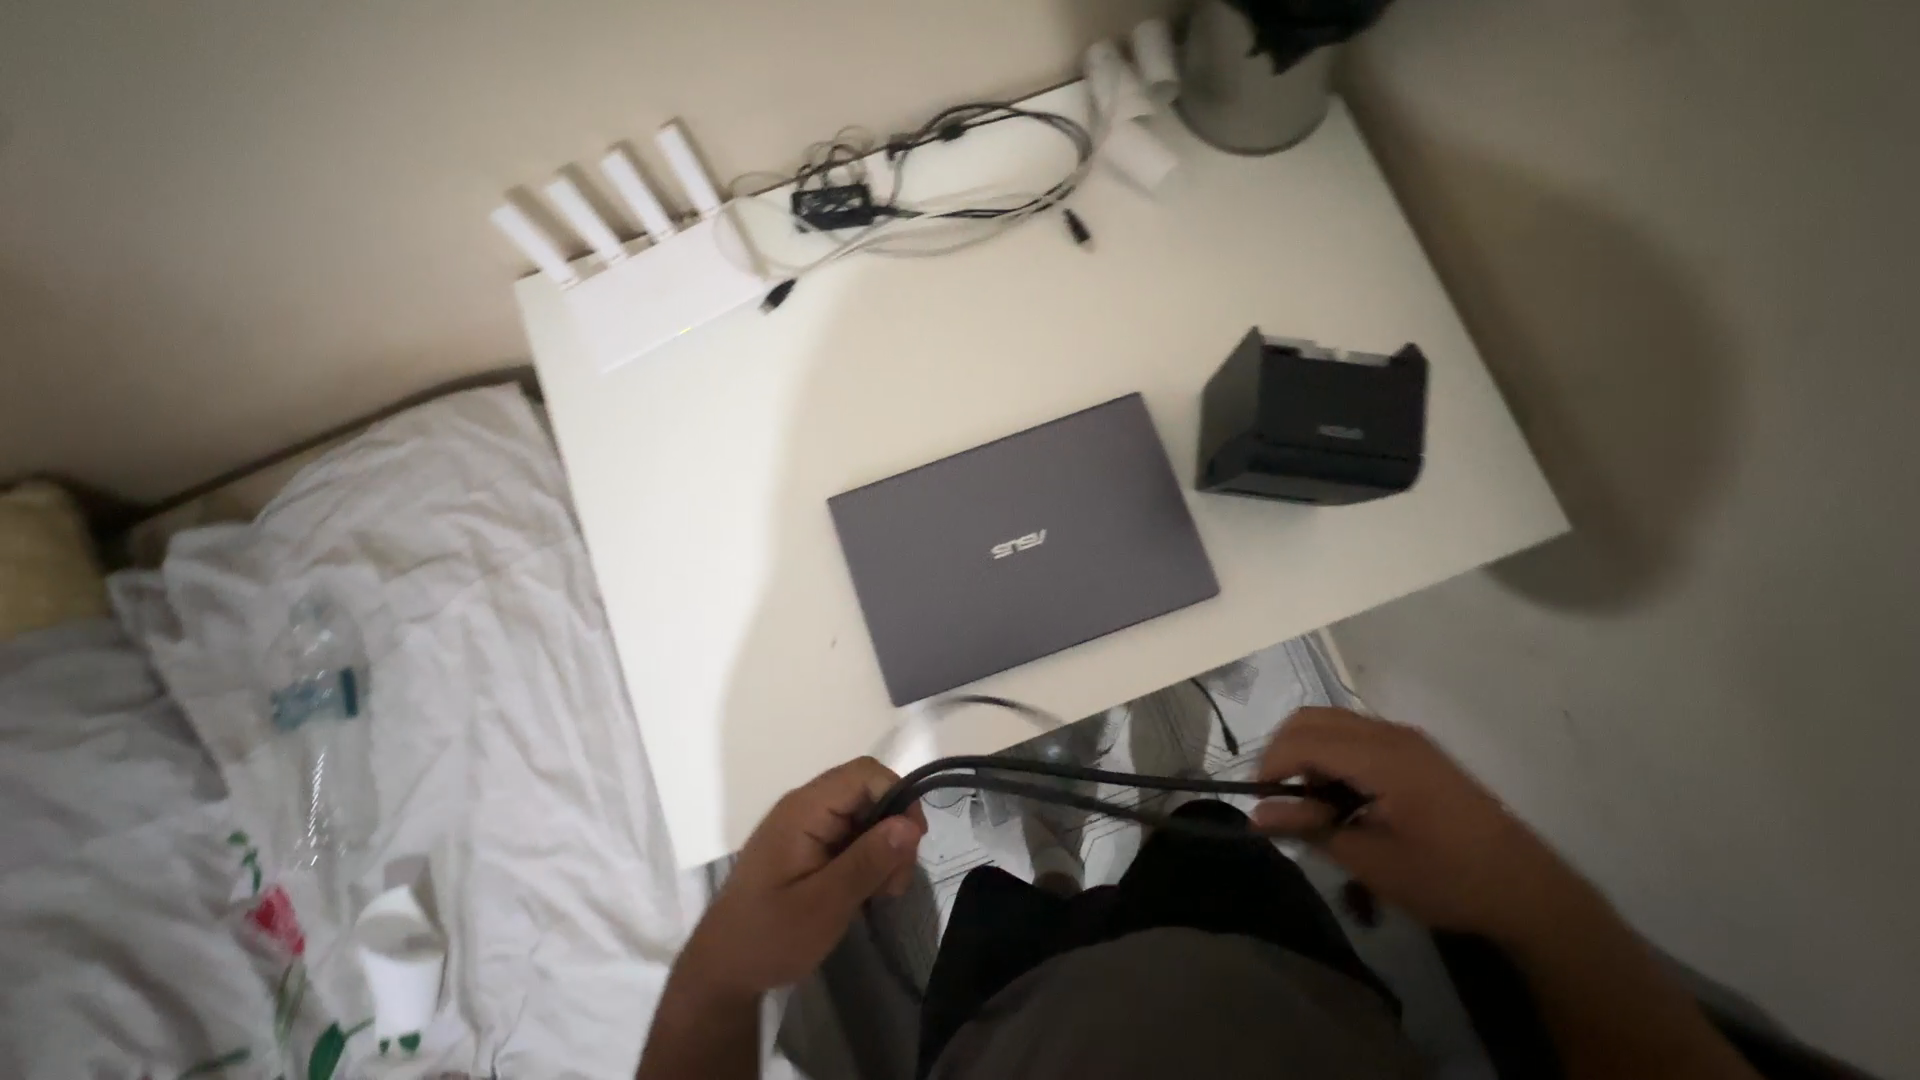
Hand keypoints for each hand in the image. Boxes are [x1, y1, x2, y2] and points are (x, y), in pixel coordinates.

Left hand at [679, 757, 925, 998]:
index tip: (911, 846)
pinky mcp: (809, 845)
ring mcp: (805, 825)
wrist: (723, 971)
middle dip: (893, 830)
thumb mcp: (825, 905)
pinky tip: (867, 892)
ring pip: (865, 815)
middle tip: (894, 883)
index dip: (897, 798)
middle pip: (869, 792)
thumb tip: (910, 824)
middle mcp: (805, 806)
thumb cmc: (770, 938)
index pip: (865, 774)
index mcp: (804, 810)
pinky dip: (868, 858)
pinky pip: (851, 834)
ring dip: (884, 849)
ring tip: (881, 894)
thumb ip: (868, 861)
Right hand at [1252, 707, 1591, 942]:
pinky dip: (1333, 756)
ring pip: (1333, 723)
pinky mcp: (1417, 753)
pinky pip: (1357, 736)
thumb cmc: (1448, 879)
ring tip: (1312, 804)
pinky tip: (1343, 799)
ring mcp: (1408, 740)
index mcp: (1382, 757)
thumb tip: (1256, 814)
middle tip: (1280, 800)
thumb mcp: (1371, 860)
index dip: (1270, 766)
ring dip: (1308, 753)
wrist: (1529, 892)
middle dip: (1283, 752)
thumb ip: (1310, 828)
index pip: (1303, 740)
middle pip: (1312, 719)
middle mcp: (1392, 735)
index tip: (1260, 804)